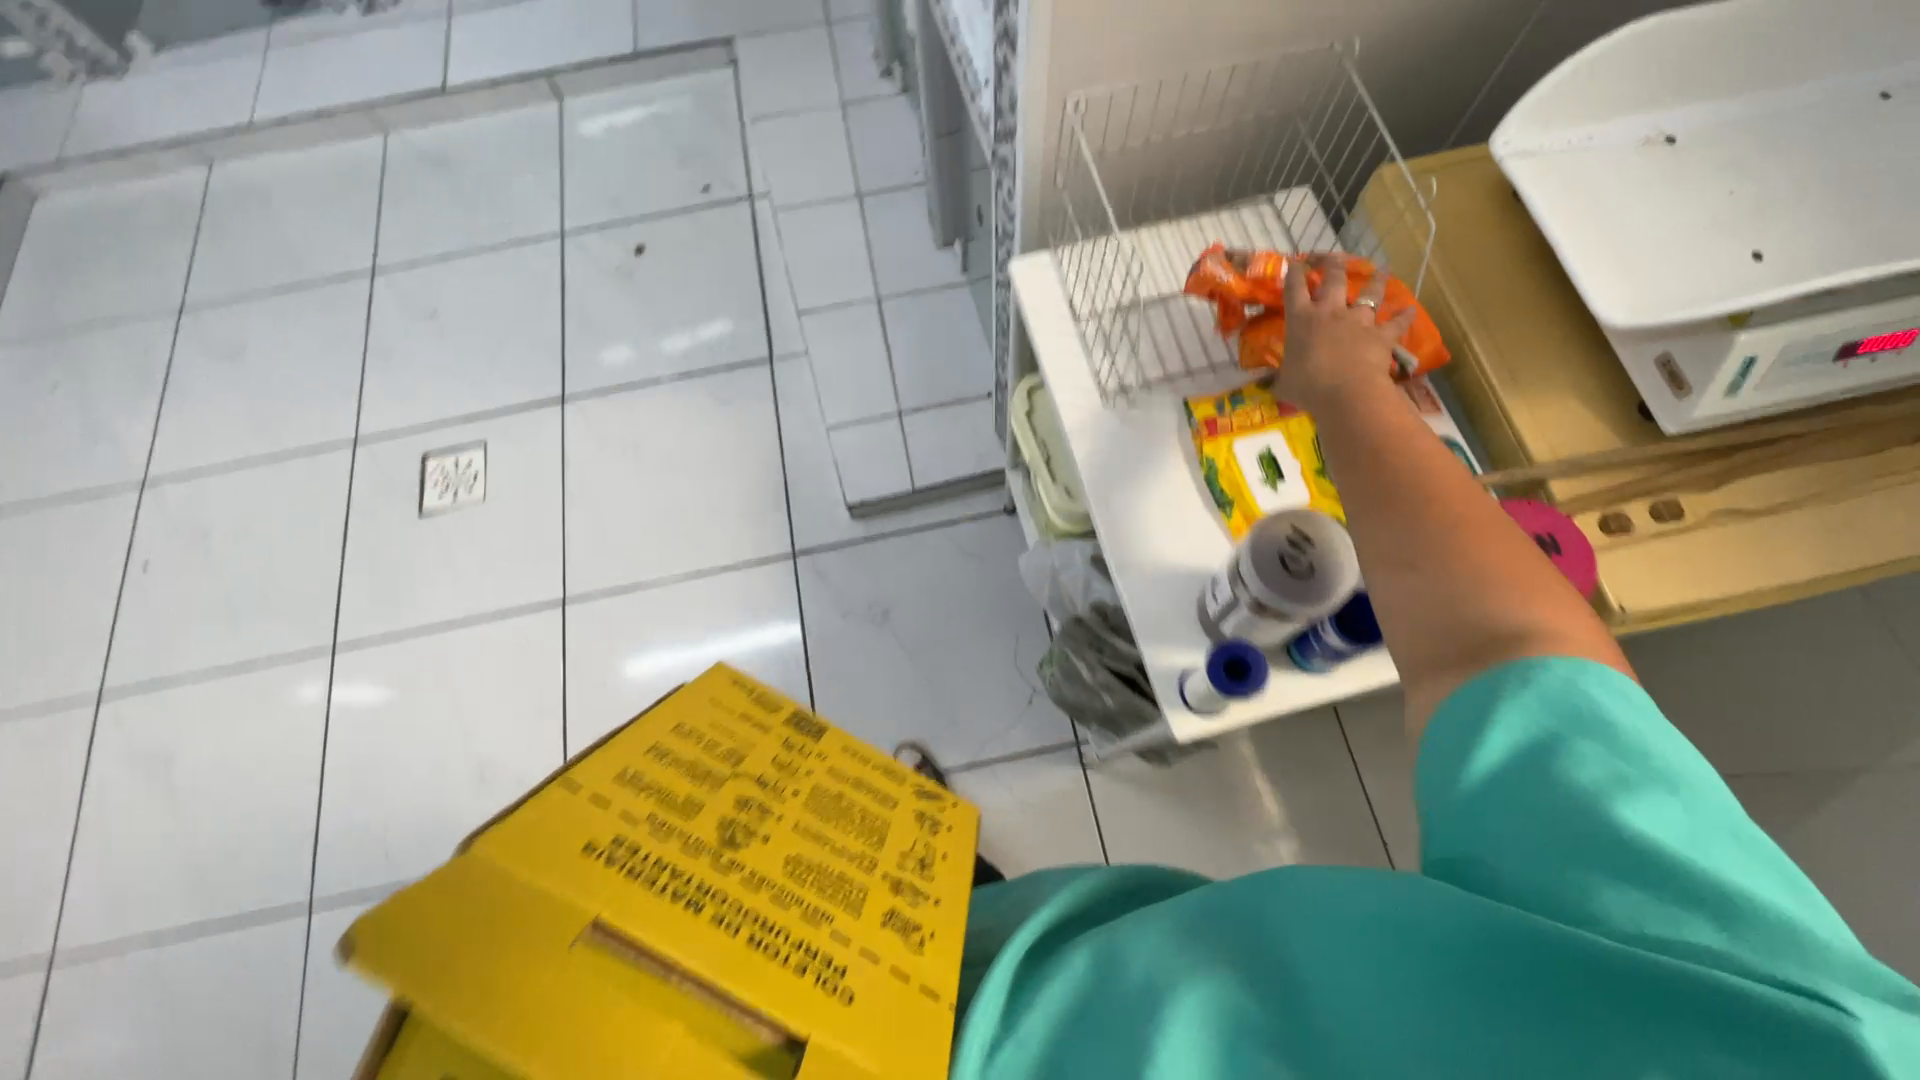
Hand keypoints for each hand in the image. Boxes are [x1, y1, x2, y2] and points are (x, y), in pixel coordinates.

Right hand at [1271, 253, 1415, 414]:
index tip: (1296, 263)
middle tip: (1333, 258)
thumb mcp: (1283, 384)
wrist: (1347, 393)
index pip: (1295, 288)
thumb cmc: (1308, 387)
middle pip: (1333, 279)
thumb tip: (1262, 383)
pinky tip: (1410, 310)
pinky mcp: (1381, 334)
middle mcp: (1330, 312)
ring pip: (1370, 292)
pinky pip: (1396, 323)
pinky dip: (1404, 316)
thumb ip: (1275, 379)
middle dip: (1333, 265)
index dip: (1295, 273)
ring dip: (1375, 280)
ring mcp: (1359, 321)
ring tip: (1380, 270)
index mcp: (1301, 320)